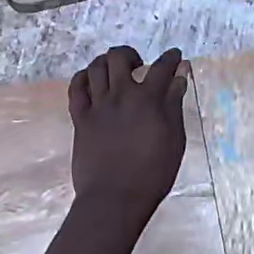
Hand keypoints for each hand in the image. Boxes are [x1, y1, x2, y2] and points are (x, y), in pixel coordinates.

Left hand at [68, 46, 187, 223]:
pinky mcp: (79, 118)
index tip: (175, 57)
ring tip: (114, 72)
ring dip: (106, 63)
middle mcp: (120, 95)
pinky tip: (90, 81)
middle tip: (138, 66)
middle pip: (119, 58)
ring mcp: (97, 106)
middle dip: (130, 55)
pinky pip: (76, 88)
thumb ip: (174, 106)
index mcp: (148, 100)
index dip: (171, 59)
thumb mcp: (174, 140)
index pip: (161, 68)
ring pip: (96, 68)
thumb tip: (178, 79)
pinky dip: (83, 78)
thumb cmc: (152, 174)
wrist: (115, 197)